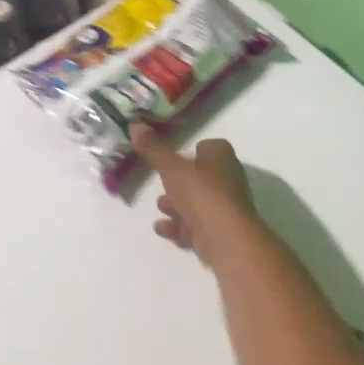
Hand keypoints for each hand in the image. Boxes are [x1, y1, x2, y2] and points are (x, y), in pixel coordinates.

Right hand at [131, 124, 257, 265]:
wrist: (226, 239)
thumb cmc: (201, 193)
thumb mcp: (171, 167)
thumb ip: (153, 149)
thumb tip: (135, 125)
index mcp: (222, 158)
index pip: (210, 147)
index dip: (193, 150)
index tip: (173, 156)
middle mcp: (228, 179)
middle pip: (201, 176)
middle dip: (180, 182)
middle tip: (161, 183)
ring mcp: (226, 208)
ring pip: (198, 202)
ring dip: (177, 205)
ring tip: (159, 206)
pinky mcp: (220, 232)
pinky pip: (196, 226)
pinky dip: (179, 226)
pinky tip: (161, 228)